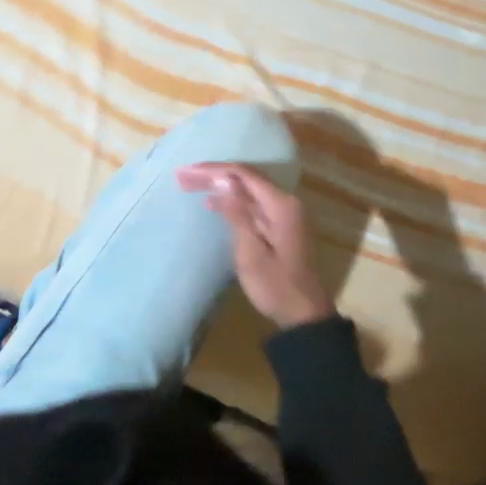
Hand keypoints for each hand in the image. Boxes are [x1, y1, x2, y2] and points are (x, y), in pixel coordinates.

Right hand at [177, 163, 334, 329]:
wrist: (304, 314)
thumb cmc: (275, 286)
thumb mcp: (251, 251)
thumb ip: (238, 212)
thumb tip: (224, 179)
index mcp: (280, 205)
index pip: (242, 174)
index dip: (212, 170)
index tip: (185, 172)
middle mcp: (285, 202)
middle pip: (245, 178)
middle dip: (213, 175)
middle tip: (181, 177)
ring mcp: (284, 213)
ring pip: (247, 190)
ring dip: (220, 186)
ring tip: (189, 186)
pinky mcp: (280, 225)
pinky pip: (253, 204)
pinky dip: (232, 201)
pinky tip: (212, 204)